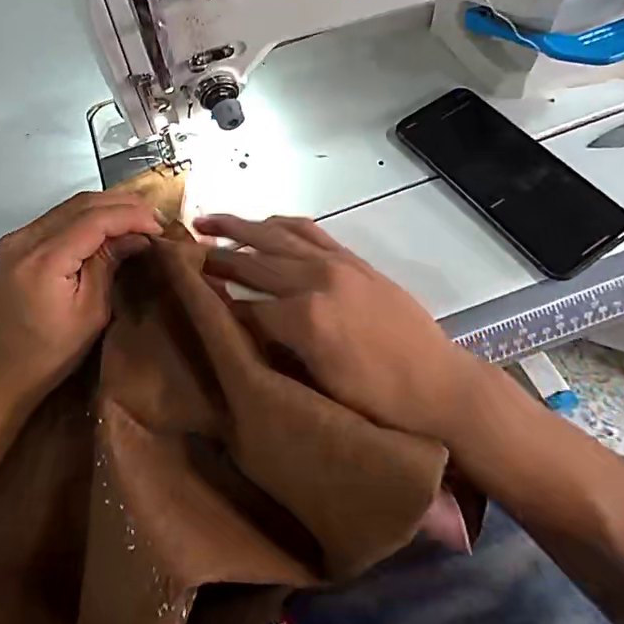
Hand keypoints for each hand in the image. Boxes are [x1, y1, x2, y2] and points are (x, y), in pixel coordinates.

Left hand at [0, 192, 163, 405]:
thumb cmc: (48, 355)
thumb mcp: (90, 314)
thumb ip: (109, 264)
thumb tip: (137, 237)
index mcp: (44, 260)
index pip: (94, 219)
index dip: (131, 216)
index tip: (159, 226)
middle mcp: (25, 240)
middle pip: (81, 204)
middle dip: (121, 205)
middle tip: (154, 218)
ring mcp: (15, 239)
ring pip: (68, 207)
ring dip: (104, 207)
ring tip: (137, 218)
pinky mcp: (13, 245)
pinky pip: (55, 218)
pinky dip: (85, 217)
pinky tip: (106, 226)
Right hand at [196, 214, 492, 442]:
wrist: (440, 385)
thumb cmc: (379, 403)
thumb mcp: (319, 387)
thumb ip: (276, 351)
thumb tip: (240, 329)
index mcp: (305, 319)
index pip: (245, 306)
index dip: (214, 302)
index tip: (186, 291)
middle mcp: (316, 280)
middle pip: (253, 262)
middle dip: (215, 257)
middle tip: (183, 250)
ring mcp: (336, 264)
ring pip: (276, 235)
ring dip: (239, 226)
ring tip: (207, 220)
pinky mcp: (352, 259)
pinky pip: (309, 231)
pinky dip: (280, 224)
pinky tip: (263, 224)